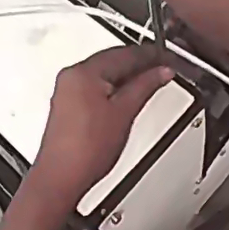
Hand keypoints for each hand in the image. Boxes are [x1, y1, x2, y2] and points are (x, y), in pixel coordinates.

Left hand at [30, 46, 174, 206]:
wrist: (62, 176)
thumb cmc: (84, 149)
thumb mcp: (124, 112)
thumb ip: (144, 86)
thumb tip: (160, 71)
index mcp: (83, 73)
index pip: (123, 53)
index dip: (149, 55)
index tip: (166, 57)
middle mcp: (71, 77)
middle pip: (111, 61)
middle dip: (138, 63)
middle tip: (162, 67)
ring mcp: (67, 91)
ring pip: (103, 74)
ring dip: (127, 76)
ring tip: (150, 80)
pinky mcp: (68, 105)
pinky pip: (95, 87)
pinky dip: (114, 88)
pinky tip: (128, 95)